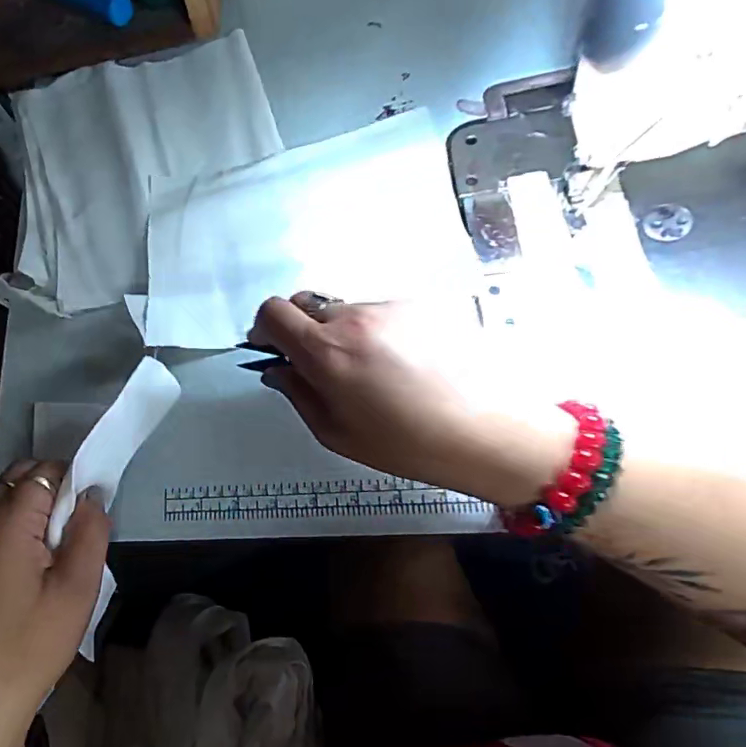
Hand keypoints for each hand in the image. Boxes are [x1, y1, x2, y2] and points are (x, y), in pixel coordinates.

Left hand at [0, 460, 109, 746]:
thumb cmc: (31, 647)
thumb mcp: (78, 590)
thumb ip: (90, 533)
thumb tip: (90, 497)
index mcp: (5, 524)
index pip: (44, 473)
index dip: (73, 481)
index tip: (91, 513)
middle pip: (16, 479)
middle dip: (51, 489)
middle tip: (76, 531)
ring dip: (28, 507)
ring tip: (53, 549)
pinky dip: (8, 526)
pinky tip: (25, 566)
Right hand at [248, 293, 570, 505]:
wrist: (479, 429)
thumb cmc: (406, 443)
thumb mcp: (337, 432)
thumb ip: (298, 394)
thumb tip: (278, 371)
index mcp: (327, 350)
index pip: (274, 312)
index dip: (265, 329)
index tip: (272, 349)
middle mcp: (355, 317)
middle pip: (307, 303)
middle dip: (302, 330)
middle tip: (318, 365)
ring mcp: (390, 307)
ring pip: (346, 308)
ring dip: (342, 331)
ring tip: (370, 372)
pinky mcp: (419, 307)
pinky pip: (381, 312)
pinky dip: (376, 331)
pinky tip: (399, 365)